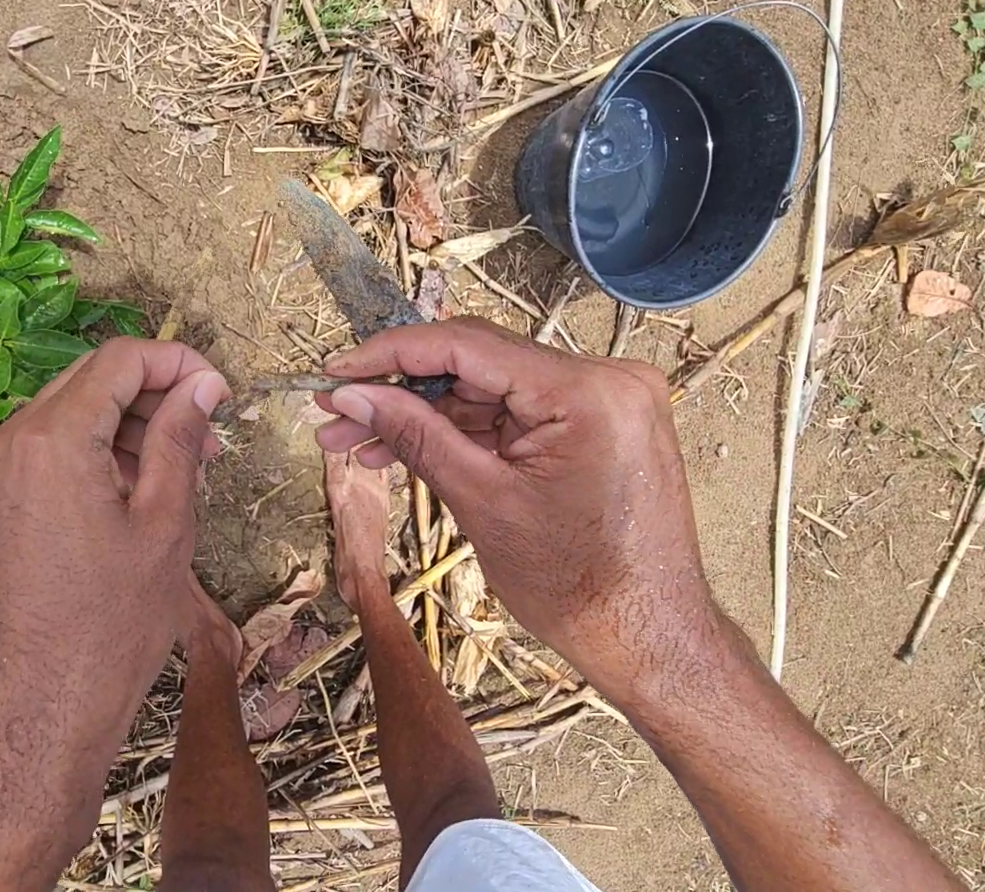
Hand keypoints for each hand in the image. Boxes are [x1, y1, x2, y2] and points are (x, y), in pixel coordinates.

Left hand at [0, 339, 228, 887]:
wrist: (34, 715)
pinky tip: (144, 486)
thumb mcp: (163, 522)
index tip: (221, 392)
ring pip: (76, 411)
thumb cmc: (110, 625)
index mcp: (53, 436)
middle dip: (159, 392)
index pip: (121, 357)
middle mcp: (13, 439)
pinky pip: (56, 447)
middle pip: (96, 378)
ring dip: (134, 423)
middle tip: (211, 431)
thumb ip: (180, 437)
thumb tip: (202, 384)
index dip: (179, 361)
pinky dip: (103, 450)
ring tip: (187, 465)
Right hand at [313, 317, 718, 707]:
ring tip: (356, 441)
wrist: (649, 640)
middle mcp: (603, 377)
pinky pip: (512, 412)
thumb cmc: (574, 585)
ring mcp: (603, 398)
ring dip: (423, 413)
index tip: (335, 370)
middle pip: (476, 362)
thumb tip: (349, 396)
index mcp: (586, 390)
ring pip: (487, 389)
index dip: (389, 353)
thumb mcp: (482, 501)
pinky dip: (461, 430)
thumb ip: (413, 434)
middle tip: (336, 412)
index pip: (466, 344)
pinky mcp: (594, 420)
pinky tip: (406, 448)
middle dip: (399, 389)